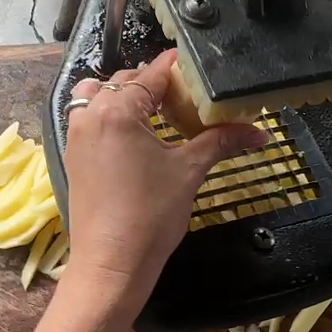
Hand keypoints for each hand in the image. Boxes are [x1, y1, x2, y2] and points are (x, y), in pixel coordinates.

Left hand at [61, 50, 270, 304]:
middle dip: (153, 83)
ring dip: (124, 96)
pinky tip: (133, 135)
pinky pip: (87, 119)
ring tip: (154, 112)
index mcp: (117, 111)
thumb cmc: (151, 215)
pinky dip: (107, 115)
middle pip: (124, 82)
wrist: (111, 263)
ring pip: (97, 96)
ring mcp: (76, 135)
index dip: (178, 68)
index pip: (152, 74)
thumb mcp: (189, 172)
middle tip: (185, 97)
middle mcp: (90, 115)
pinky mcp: (72, 155)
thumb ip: (220, 141)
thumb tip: (259, 132)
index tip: (199, 67)